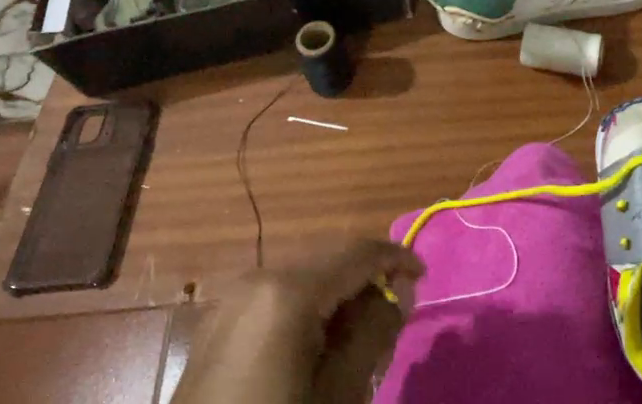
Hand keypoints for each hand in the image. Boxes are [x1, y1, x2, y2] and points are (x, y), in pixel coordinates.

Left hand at [175, 240, 424, 403]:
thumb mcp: (338, 392)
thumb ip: (374, 331)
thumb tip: (400, 289)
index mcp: (288, 289)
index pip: (357, 253)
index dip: (396, 258)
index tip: (424, 277)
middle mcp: (258, 277)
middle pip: (329, 261)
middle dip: (364, 281)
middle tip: (393, 318)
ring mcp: (231, 299)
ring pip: (302, 278)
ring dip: (335, 297)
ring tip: (358, 338)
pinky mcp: (217, 324)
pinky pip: (274, 299)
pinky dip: (305, 310)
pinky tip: (316, 346)